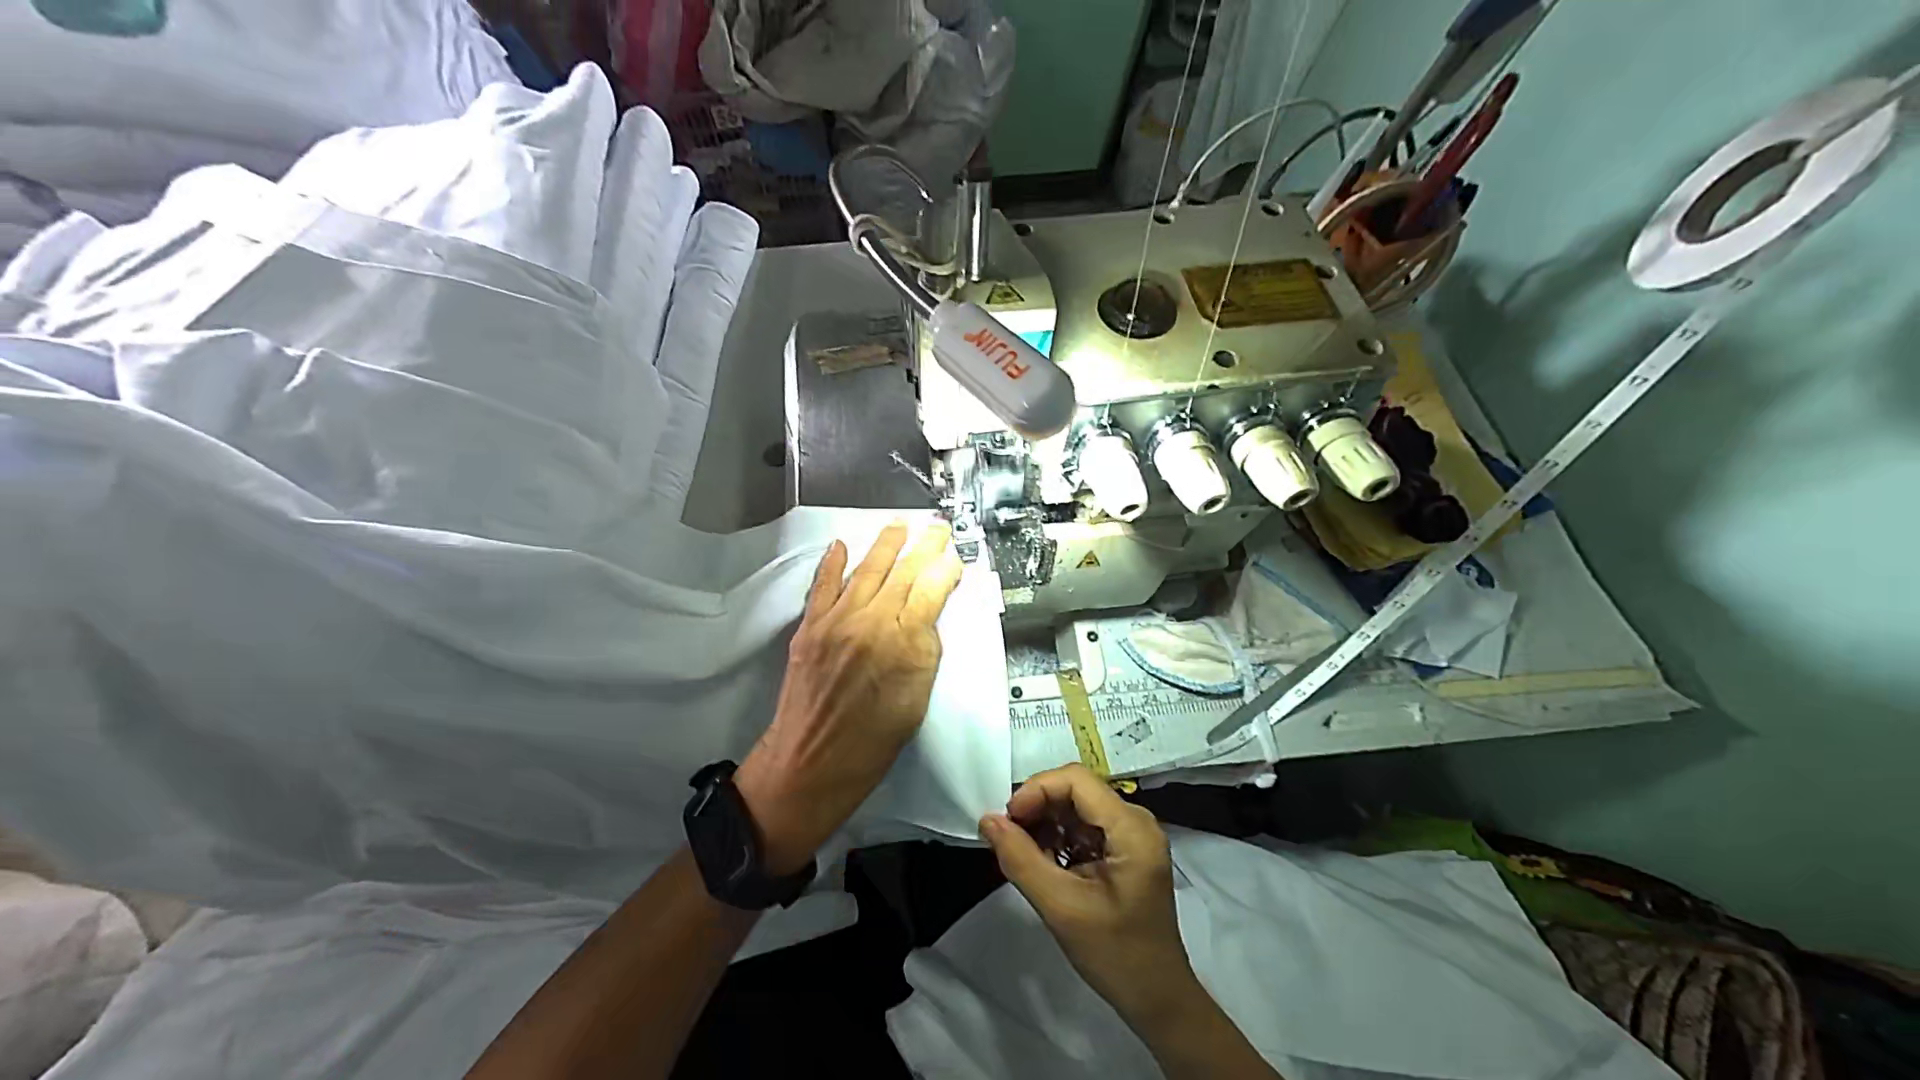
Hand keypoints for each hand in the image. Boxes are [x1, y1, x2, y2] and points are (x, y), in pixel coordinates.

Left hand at [736, 523, 964, 874]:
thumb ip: (923, 651)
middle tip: (934, 529)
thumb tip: (925, 618)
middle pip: (902, 572)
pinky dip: (832, 563)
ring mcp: (837, 622)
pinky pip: (823, 585)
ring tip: (897, 526)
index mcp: (906, 645)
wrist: (813, 763)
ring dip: (884, 545)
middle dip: (922, 547)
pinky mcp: (810, 627)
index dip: (945, 569)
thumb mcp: (916, 699)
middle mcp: (871, 624)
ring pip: (865, 570)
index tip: (954, 558)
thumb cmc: (873, 743)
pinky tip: (841, 545)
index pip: (931, 590)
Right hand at [979, 764, 1199, 1023]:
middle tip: (1009, 838)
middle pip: (1076, 789)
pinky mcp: (1124, 848)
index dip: (1037, 791)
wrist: (1157, 998)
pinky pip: (1084, 824)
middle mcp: (1135, 820)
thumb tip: (987, 820)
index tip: (1008, 821)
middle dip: (1037, 807)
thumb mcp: (1061, 908)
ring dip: (1045, 822)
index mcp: (1132, 828)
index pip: (1076, 780)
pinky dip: (1058, 836)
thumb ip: (1021, 859)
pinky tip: (1043, 862)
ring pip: (1076, 805)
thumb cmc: (1115, 954)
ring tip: (1024, 854)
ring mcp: (1131, 833)